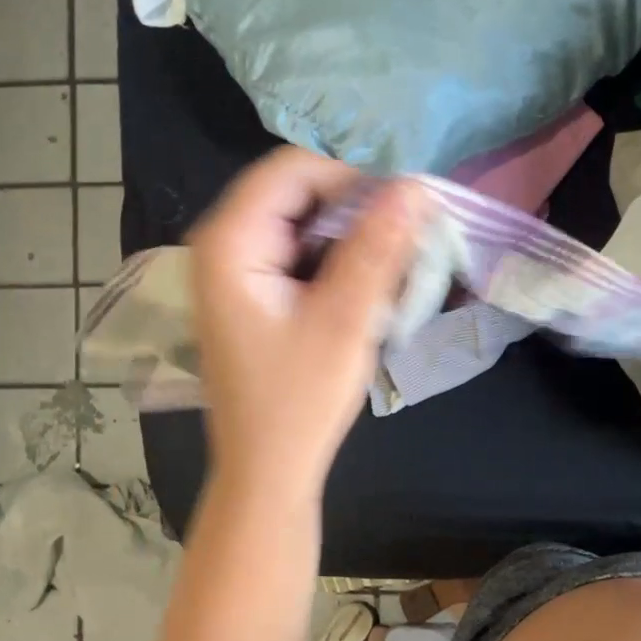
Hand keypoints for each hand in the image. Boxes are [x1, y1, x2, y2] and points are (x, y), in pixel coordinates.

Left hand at [189, 148, 422, 491]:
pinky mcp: (253, 294)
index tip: (406, 210)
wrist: (267, 470)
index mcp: (231, 241)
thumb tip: (417, 187)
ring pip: (303, 225)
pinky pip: (299, 255)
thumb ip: (378, 250)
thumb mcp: (344, 321)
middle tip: (408, 240)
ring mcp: (236, 271)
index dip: (354, 178)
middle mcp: (223, 244)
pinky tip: (368, 290)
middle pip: (297, 194)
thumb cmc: (298, 401)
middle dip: (356, 210)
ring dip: (352, 238)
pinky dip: (337, 263)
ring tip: (395, 267)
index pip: (294, 170)